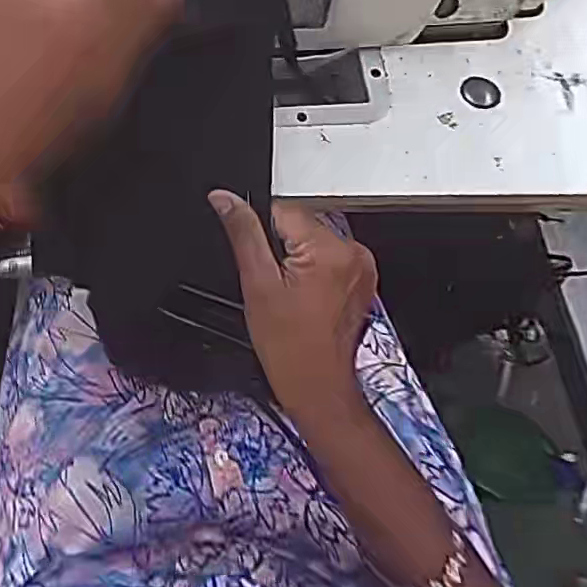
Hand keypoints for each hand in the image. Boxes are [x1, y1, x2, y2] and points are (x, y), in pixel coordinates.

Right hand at [210, 192, 377, 413]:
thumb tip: (224, 199)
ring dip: (298, 258)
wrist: (318, 387)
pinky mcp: (362, 276)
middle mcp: (353, 252)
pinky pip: (328, 255)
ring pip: (312, 239)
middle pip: (300, 223)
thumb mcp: (257, 284)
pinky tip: (307, 297)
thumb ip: (242, 233)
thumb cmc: (290, 348)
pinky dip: (314, 269)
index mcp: (329, 249)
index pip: (283, 209)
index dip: (262, 234)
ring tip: (294, 295)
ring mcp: (361, 265)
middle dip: (281, 247)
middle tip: (279, 286)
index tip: (265, 266)